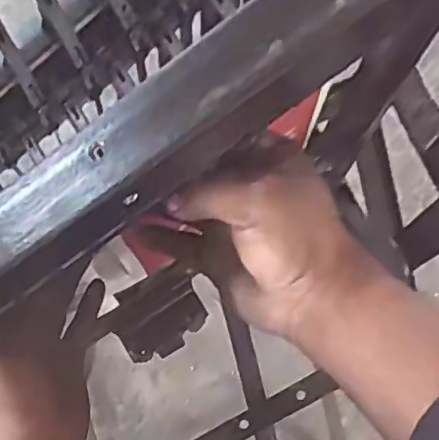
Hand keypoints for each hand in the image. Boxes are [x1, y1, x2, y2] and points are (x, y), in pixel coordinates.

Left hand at [0, 263, 106, 439]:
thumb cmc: (15, 413)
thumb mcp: (5, 360)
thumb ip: (16, 324)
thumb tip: (27, 289)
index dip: (15, 275)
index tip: (30, 247)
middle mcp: (11, 346)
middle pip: (28, 302)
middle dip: (43, 278)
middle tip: (60, 245)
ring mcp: (41, 356)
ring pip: (54, 314)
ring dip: (67, 289)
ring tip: (80, 259)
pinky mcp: (66, 366)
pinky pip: (75, 331)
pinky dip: (85, 311)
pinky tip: (96, 289)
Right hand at [138, 135, 393, 345]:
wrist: (306, 296)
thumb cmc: (299, 240)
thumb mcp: (255, 199)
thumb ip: (208, 192)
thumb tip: (171, 200)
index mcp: (270, 161)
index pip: (224, 143)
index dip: (194, 146)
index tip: (162, 150)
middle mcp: (249, 190)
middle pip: (201, 178)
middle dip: (173, 180)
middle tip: (139, 179)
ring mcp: (232, 226)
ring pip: (188, 212)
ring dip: (162, 211)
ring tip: (132, 205)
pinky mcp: (217, 257)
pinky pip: (182, 244)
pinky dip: (161, 240)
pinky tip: (140, 233)